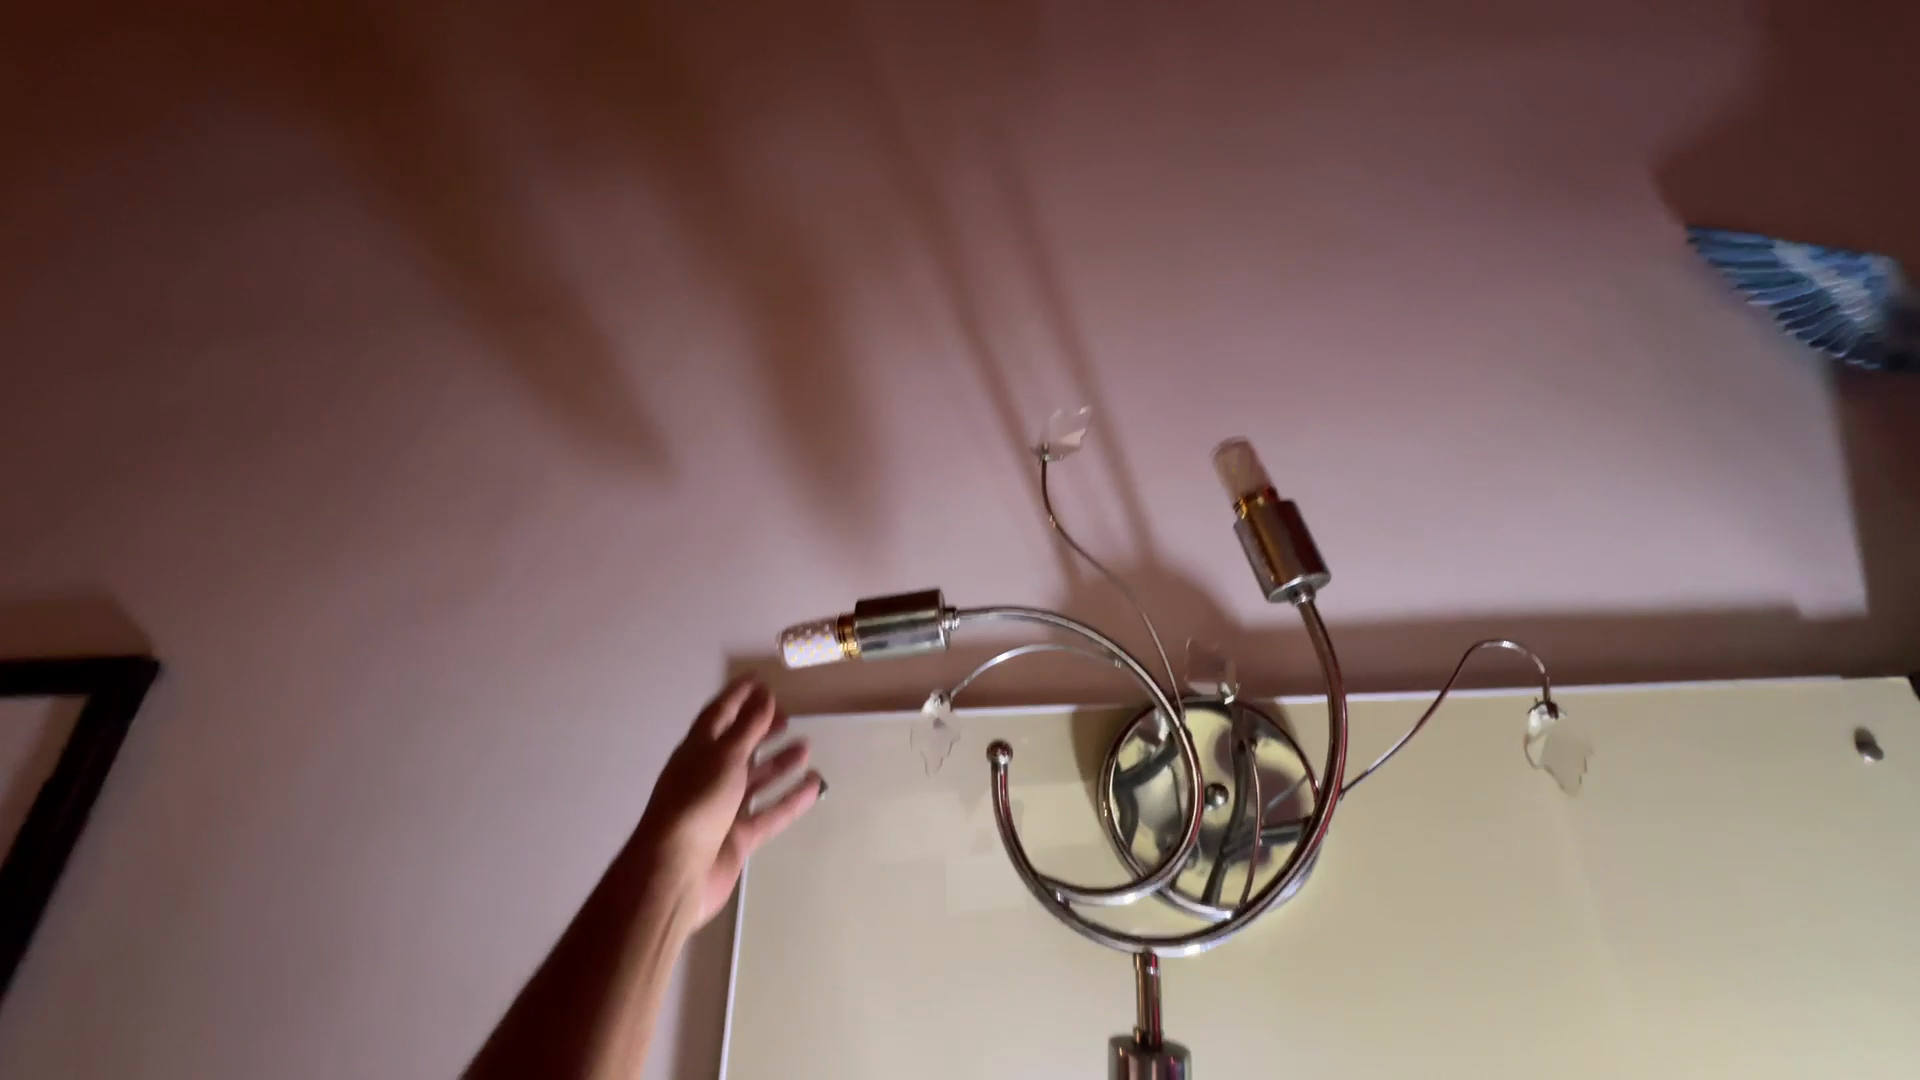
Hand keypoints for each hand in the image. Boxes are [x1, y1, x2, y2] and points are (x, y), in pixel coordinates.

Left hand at [633, 677, 822, 926]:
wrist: (675, 871)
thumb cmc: (696, 802)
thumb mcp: (724, 756)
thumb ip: (748, 727)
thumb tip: (764, 696)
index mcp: (696, 751)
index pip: (719, 715)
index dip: (739, 696)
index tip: (760, 680)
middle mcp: (708, 776)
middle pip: (738, 746)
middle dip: (760, 729)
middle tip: (787, 716)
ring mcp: (722, 809)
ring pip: (755, 779)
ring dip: (779, 762)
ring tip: (806, 746)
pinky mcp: (737, 837)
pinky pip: (769, 812)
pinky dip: (790, 799)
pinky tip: (815, 786)